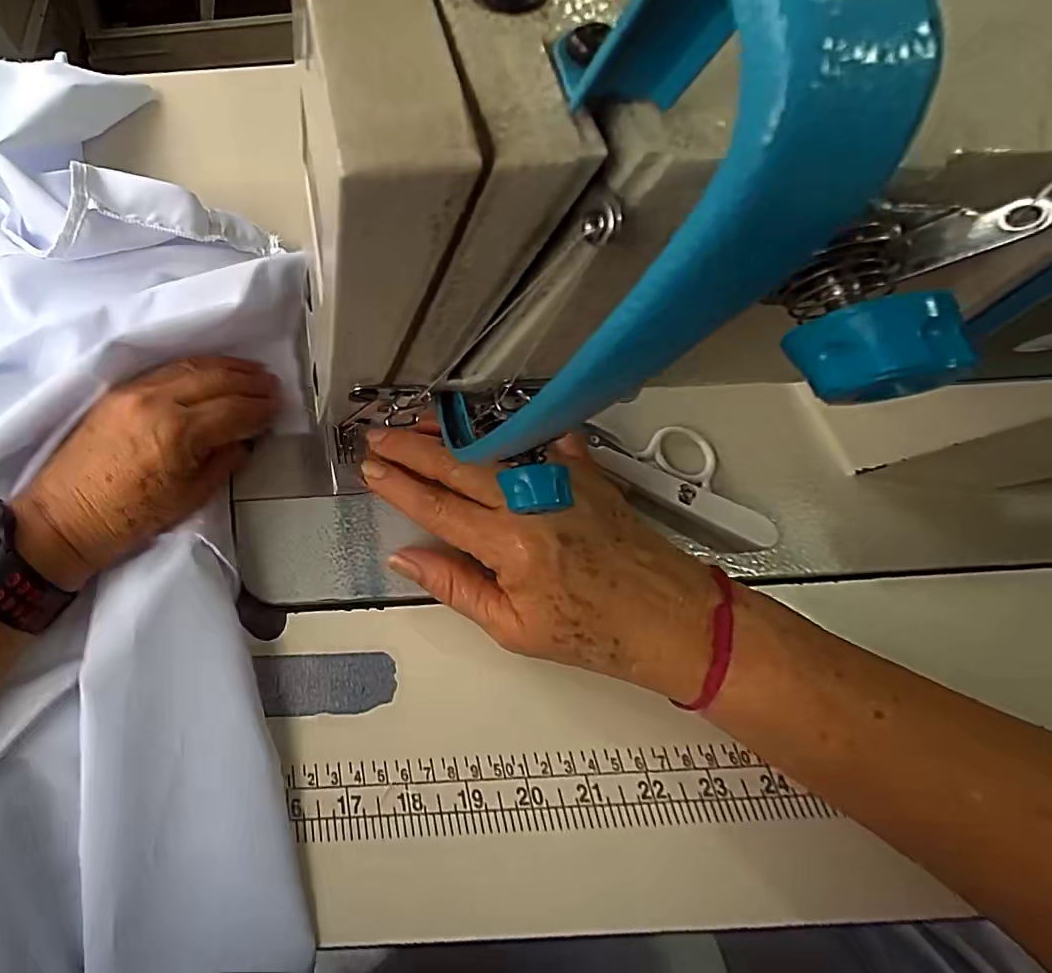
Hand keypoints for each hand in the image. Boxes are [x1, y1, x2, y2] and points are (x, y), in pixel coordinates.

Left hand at [13, 357, 279, 590]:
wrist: (64, 518)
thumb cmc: (122, 520)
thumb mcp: (187, 500)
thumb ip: (221, 463)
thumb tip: (242, 439)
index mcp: (177, 433)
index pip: (233, 409)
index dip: (261, 408)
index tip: (277, 407)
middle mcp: (155, 402)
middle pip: (215, 378)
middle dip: (248, 381)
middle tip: (270, 385)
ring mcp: (132, 392)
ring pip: (189, 365)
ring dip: (224, 367)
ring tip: (248, 373)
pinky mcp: (116, 393)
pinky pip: (163, 369)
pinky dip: (192, 367)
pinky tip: (207, 372)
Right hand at [361, 422, 725, 700]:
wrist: (684, 625)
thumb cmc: (599, 634)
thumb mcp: (514, 628)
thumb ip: (453, 586)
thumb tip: (404, 558)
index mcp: (512, 548)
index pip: (436, 507)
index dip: (397, 486)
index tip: (370, 470)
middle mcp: (533, 506)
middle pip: (455, 467)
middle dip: (408, 448)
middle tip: (376, 437)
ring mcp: (563, 484)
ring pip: (489, 447)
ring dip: (445, 433)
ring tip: (412, 423)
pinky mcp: (587, 476)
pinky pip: (541, 440)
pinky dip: (508, 427)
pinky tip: (482, 420)